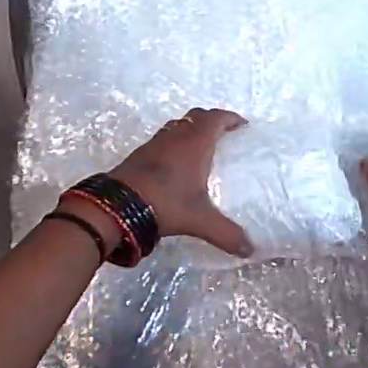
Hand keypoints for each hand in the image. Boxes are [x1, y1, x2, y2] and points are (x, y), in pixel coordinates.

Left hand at [111, 108, 254, 258]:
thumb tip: (250, 250)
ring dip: (191, 130)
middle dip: (212, 121)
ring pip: (177, 126)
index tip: (242, 125)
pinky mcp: (139, 154)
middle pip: (196, 117)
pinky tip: (177, 164)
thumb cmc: (166, 203)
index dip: (230, 118)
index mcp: (195, 143)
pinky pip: (164, 139)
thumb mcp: (200, 220)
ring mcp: (155, 144)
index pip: (215, 118)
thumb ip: (227, 234)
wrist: (117, 206)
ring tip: (203, 147)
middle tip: (224, 133)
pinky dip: (175, 143)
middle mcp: (175, 137)